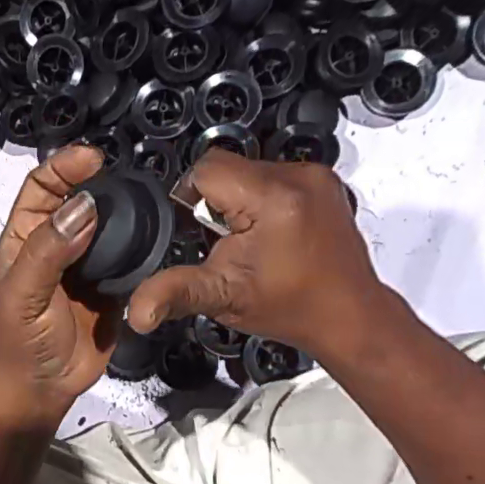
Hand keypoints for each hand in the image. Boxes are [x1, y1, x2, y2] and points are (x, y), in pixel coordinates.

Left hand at [0, 145, 115, 426]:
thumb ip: (49, 250)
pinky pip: (127, 254)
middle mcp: (55, 244)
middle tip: (123, 177)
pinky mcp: (110, 283)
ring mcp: (85, 263)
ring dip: (121, 211)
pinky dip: (138, 243)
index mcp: (25, 239)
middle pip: (77, 198)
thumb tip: (82, 207)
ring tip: (141, 201)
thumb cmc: (22, 343)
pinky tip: (150, 235)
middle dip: (97, 182)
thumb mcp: (25, 294)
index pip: (41, 188)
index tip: (91, 160)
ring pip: (106, 223)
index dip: (63, 168)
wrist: (47, 387)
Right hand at [126, 150, 401, 361]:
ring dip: (240, 202)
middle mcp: (299, 176)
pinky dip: (263, 201)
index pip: (206, 169)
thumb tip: (137, 310)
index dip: (193, 201)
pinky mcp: (323, 183)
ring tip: (254, 243)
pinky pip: (274, 176)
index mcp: (273, 198)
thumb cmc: (294, 307)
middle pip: (227, 167)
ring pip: (249, 171)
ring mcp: (315, 177)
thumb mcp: (223, 298)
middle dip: (217, 204)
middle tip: (232, 244)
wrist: (347, 316)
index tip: (207, 234)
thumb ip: (174, 294)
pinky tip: (272, 236)